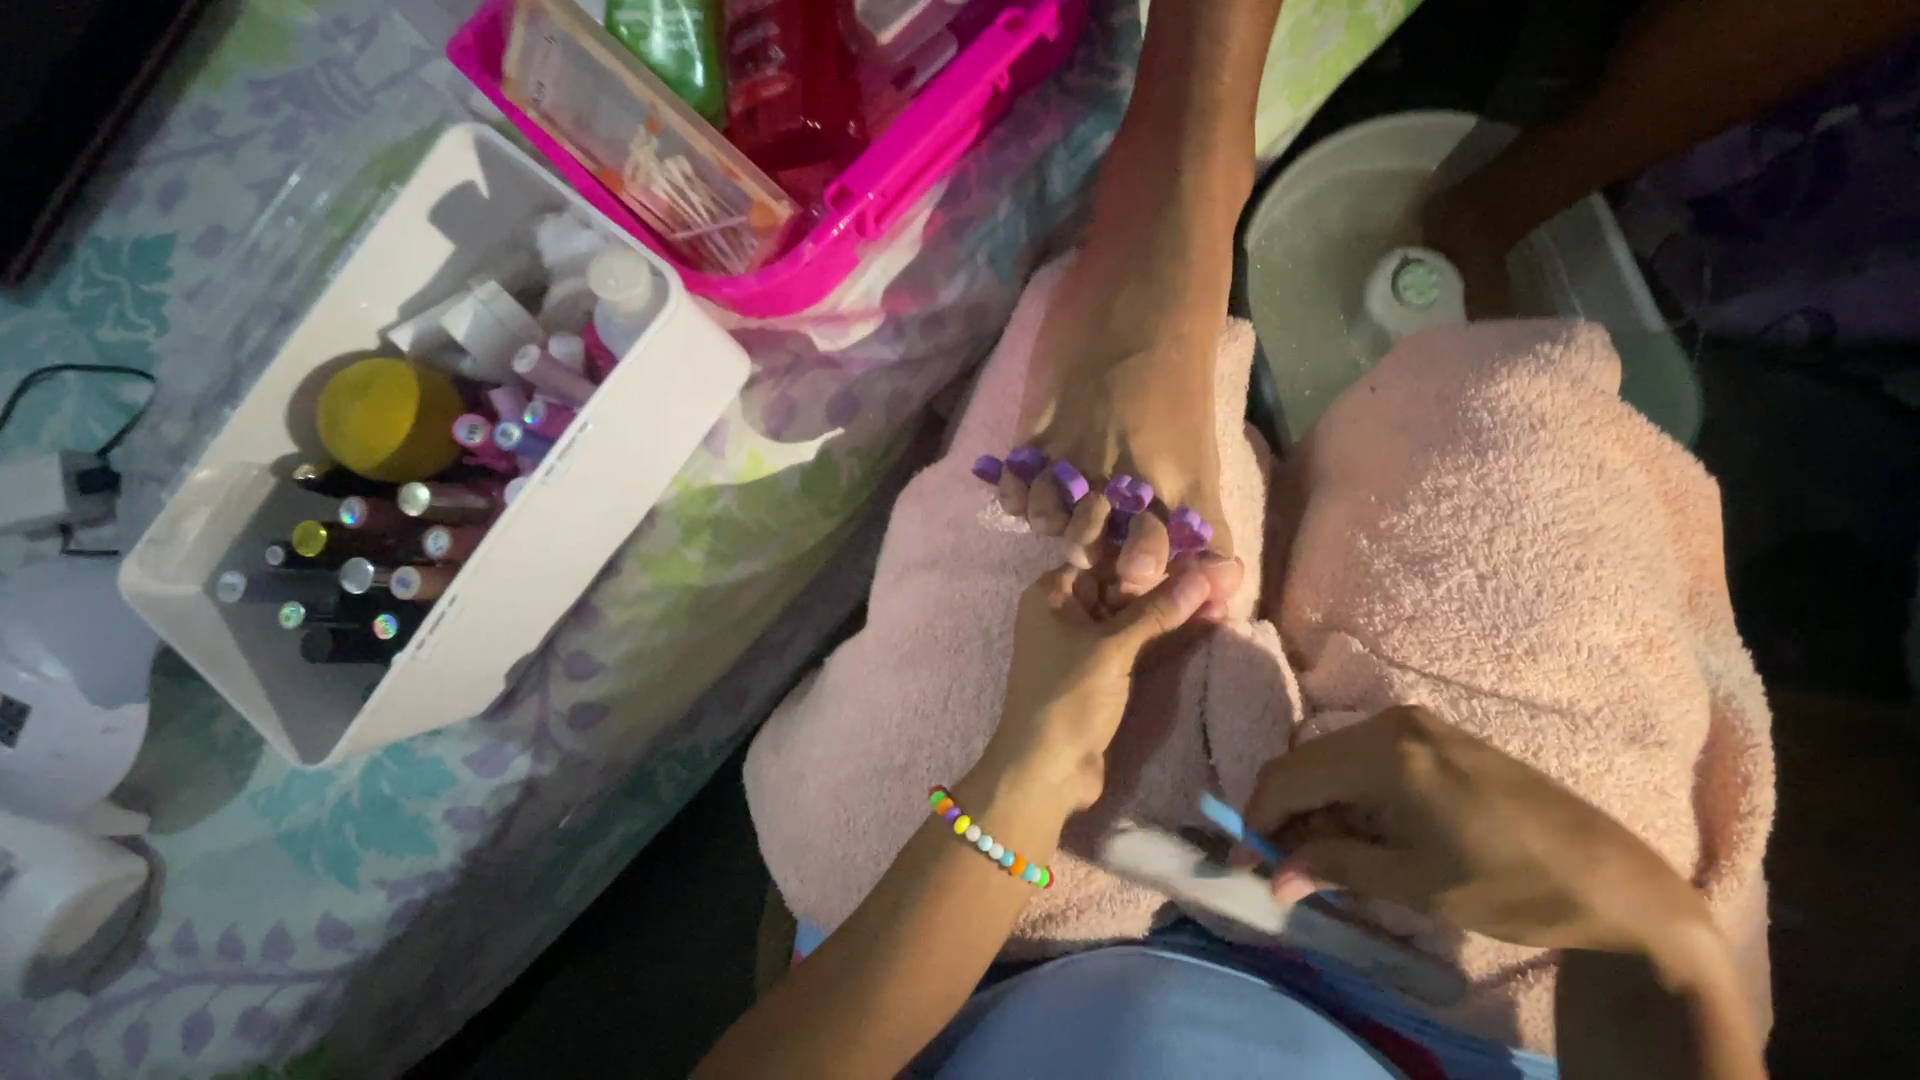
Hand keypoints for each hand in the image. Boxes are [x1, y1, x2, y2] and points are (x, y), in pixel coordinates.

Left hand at [986, 564, 1212, 811]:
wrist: (1047, 771)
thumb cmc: (1067, 696)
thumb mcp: (1112, 648)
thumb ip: (1158, 611)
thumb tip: (1206, 574)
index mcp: (1052, 593)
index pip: (1105, 558)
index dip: (1150, 551)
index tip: (1196, 543)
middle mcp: (1068, 612)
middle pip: (1126, 587)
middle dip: (1175, 580)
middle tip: (1226, 569)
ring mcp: (1089, 645)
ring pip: (1139, 617)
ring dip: (1181, 608)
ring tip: (1231, 590)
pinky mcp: (1108, 673)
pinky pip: (1143, 644)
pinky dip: (1172, 634)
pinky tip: (1212, 619)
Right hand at [1000, 261, 1242, 610]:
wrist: (1148, 295)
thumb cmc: (1183, 370)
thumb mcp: (1205, 448)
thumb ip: (1201, 509)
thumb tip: (1220, 565)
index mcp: (1171, 484)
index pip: (1151, 560)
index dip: (1140, 572)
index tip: (1134, 568)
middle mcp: (1120, 477)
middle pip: (1090, 548)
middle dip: (1090, 553)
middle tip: (1089, 538)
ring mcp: (1074, 453)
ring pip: (1048, 523)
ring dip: (1050, 524)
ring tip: (1056, 508)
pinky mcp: (1038, 427)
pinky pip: (1015, 484)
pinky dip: (1016, 495)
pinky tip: (1025, 485)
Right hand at [1244, 706, 1711, 955]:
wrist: (1617, 879)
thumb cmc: (1513, 884)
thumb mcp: (1416, 884)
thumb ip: (1334, 867)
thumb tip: (1274, 876)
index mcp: (1384, 754)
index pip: (1289, 776)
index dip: (1258, 818)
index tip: (1247, 863)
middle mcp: (1391, 723)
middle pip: (1306, 761)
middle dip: (1284, 811)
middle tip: (1282, 864)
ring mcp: (1416, 724)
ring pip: (1332, 757)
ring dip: (1316, 802)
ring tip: (1324, 854)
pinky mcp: (1435, 735)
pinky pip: (1364, 755)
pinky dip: (1347, 791)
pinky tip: (1361, 828)